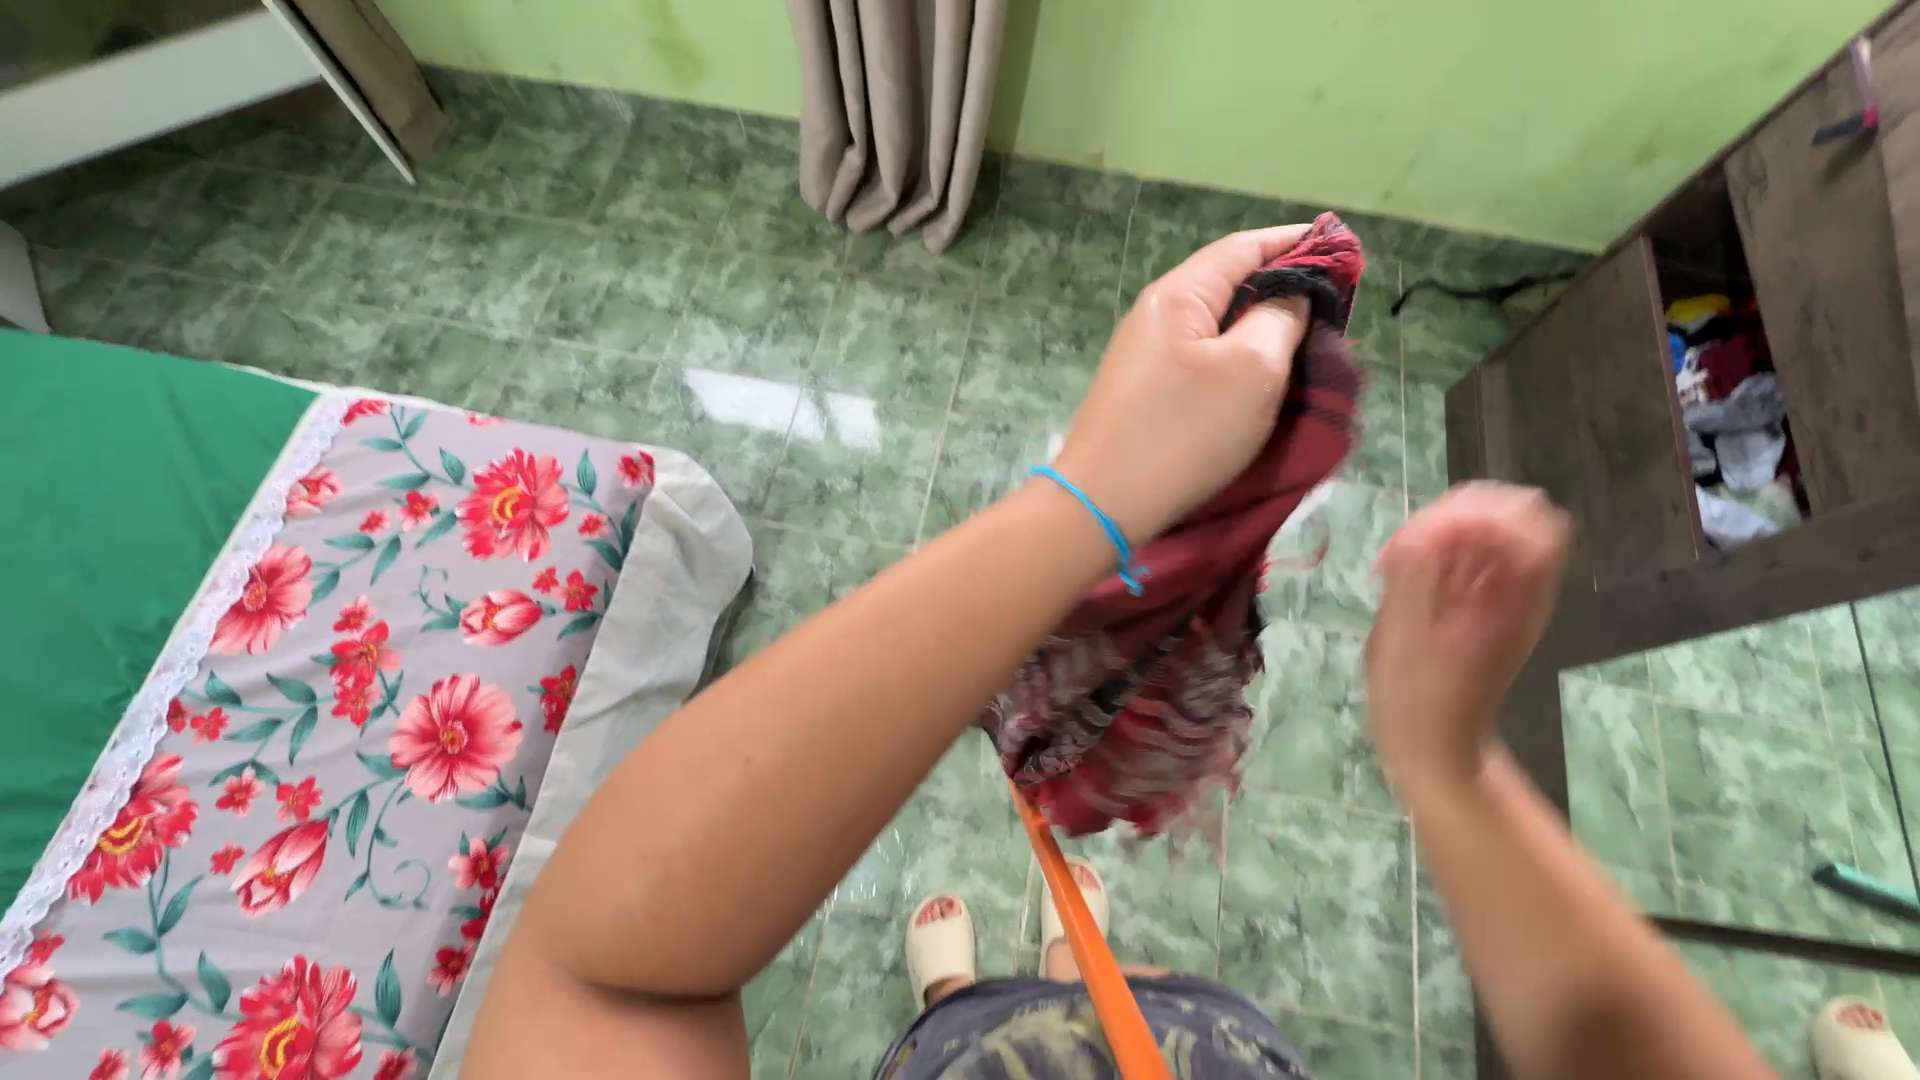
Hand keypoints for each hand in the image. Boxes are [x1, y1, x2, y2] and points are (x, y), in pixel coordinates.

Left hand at [1048, 226, 1313, 542]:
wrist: (1103, 502)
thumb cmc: (1183, 432)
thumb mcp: (1251, 369)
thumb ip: (1280, 318)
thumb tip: (1291, 295)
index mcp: (1178, 294)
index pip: (1244, 247)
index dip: (1297, 243)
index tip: (1344, 251)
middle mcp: (1154, 315)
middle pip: (1228, 284)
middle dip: (1282, 290)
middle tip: (1334, 308)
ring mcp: (1143, 356)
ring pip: (1215, 327)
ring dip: (1259, 330)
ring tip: (1305, 344)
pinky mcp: (1142, 391)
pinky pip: (1199, 360)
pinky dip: (1234, 361)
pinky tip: (1257, 378)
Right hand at [1365, 483, 1571, 787]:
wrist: (1437, 748)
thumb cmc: (1414, 698)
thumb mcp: (1402, 636)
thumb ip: (1415, 575)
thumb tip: (1422, 528)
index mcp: (1514, 597)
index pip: (1521, 520)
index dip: (1466, 514)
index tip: (1417, 544)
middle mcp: (1523, 589)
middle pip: (1512, 513)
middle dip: (1453, 515)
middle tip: (1407, 546)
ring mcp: (1507, 595)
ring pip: (1492, 528)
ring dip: (1443, 529)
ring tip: (1402, 558)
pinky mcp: (1485, 603)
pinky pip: (1474, 554)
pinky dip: (1440, 549)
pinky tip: (1410, 571)